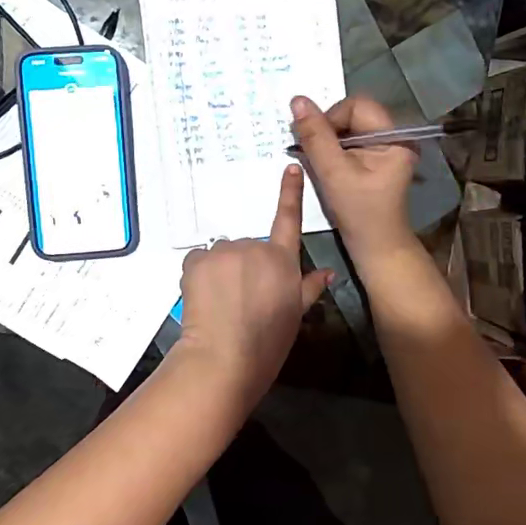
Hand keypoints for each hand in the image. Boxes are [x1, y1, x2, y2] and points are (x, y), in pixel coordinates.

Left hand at [174, 165, 332, 397]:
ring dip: (223, 271)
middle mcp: (254, 248)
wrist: (225, 358)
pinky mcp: (198, 259)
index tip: (291, 166)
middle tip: (244, 300)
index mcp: (282, 261)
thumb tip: (328, 272)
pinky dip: (201, 276)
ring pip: (223, 256)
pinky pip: (200, 261)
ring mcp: (225, 251)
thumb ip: (309, 287)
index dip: (291, 192)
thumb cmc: (267, 343)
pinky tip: (204, 299)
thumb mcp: (295, 315)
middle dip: (245, 267)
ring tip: (223, 303)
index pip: (289, 219)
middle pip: (249, 249)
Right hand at [289, 95, 416, 258]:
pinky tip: (325, 165)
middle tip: (311, 150)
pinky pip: (350, 141)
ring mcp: (385, 148)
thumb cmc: (359, 211)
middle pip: (352, 114)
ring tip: (317, 159)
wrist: (375, 247)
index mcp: (394, 136)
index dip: (330, 117)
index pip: (356, 106)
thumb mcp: (333, 172)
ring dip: (327, 139)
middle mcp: (394, 136)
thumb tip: (297, 100)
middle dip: (327, 129)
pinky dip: (333, 149)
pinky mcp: (375, 159)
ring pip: (348, 127)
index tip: (314, 142)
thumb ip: (315, 135)